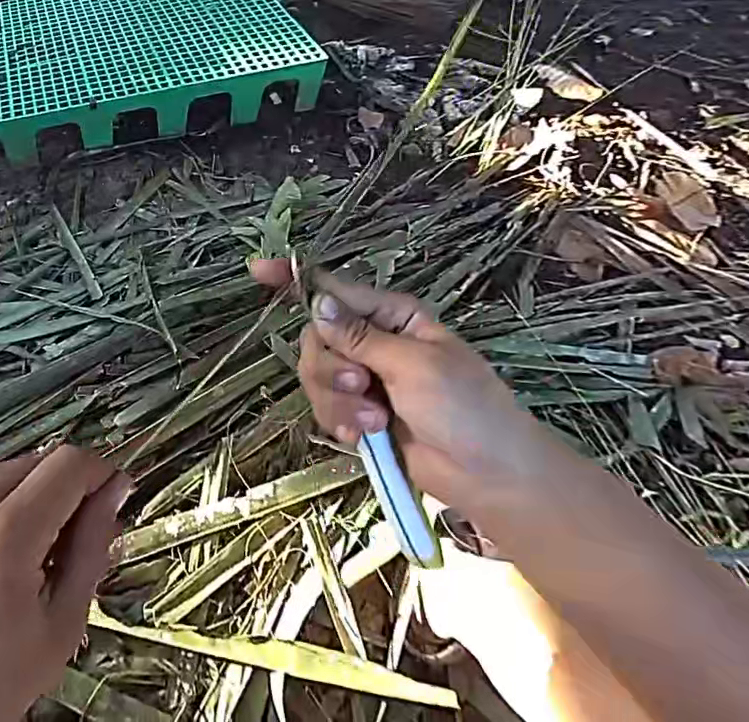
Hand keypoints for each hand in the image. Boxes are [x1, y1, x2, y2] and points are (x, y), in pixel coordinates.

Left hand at [0, 447, 132, 721]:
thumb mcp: (60, 625)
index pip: (69, 464)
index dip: (99, 474)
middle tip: (69, 542)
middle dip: (65, 490)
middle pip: (40, 461)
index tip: (112, 496)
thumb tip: (115, 489)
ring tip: (25, 551)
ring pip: (8, 466)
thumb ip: (93, 547)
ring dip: (30, 493)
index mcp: (2, 536)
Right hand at [249, 259, 553, 507]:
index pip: (334, 288)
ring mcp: (362, 379)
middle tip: (361, 386)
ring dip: (338, 401)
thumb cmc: (467, 408)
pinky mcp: (356, 413)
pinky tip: (365, 437)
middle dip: (330, 366)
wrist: (491, 478)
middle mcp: (371, 341)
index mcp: (391, 316)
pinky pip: (324, 406)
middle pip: (315, 338)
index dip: (294, 279)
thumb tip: (317, 302)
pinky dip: (339, 422)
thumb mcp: (414, 365)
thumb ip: (360, 337)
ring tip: (374, 422)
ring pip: (315, 375)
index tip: (257, 270)